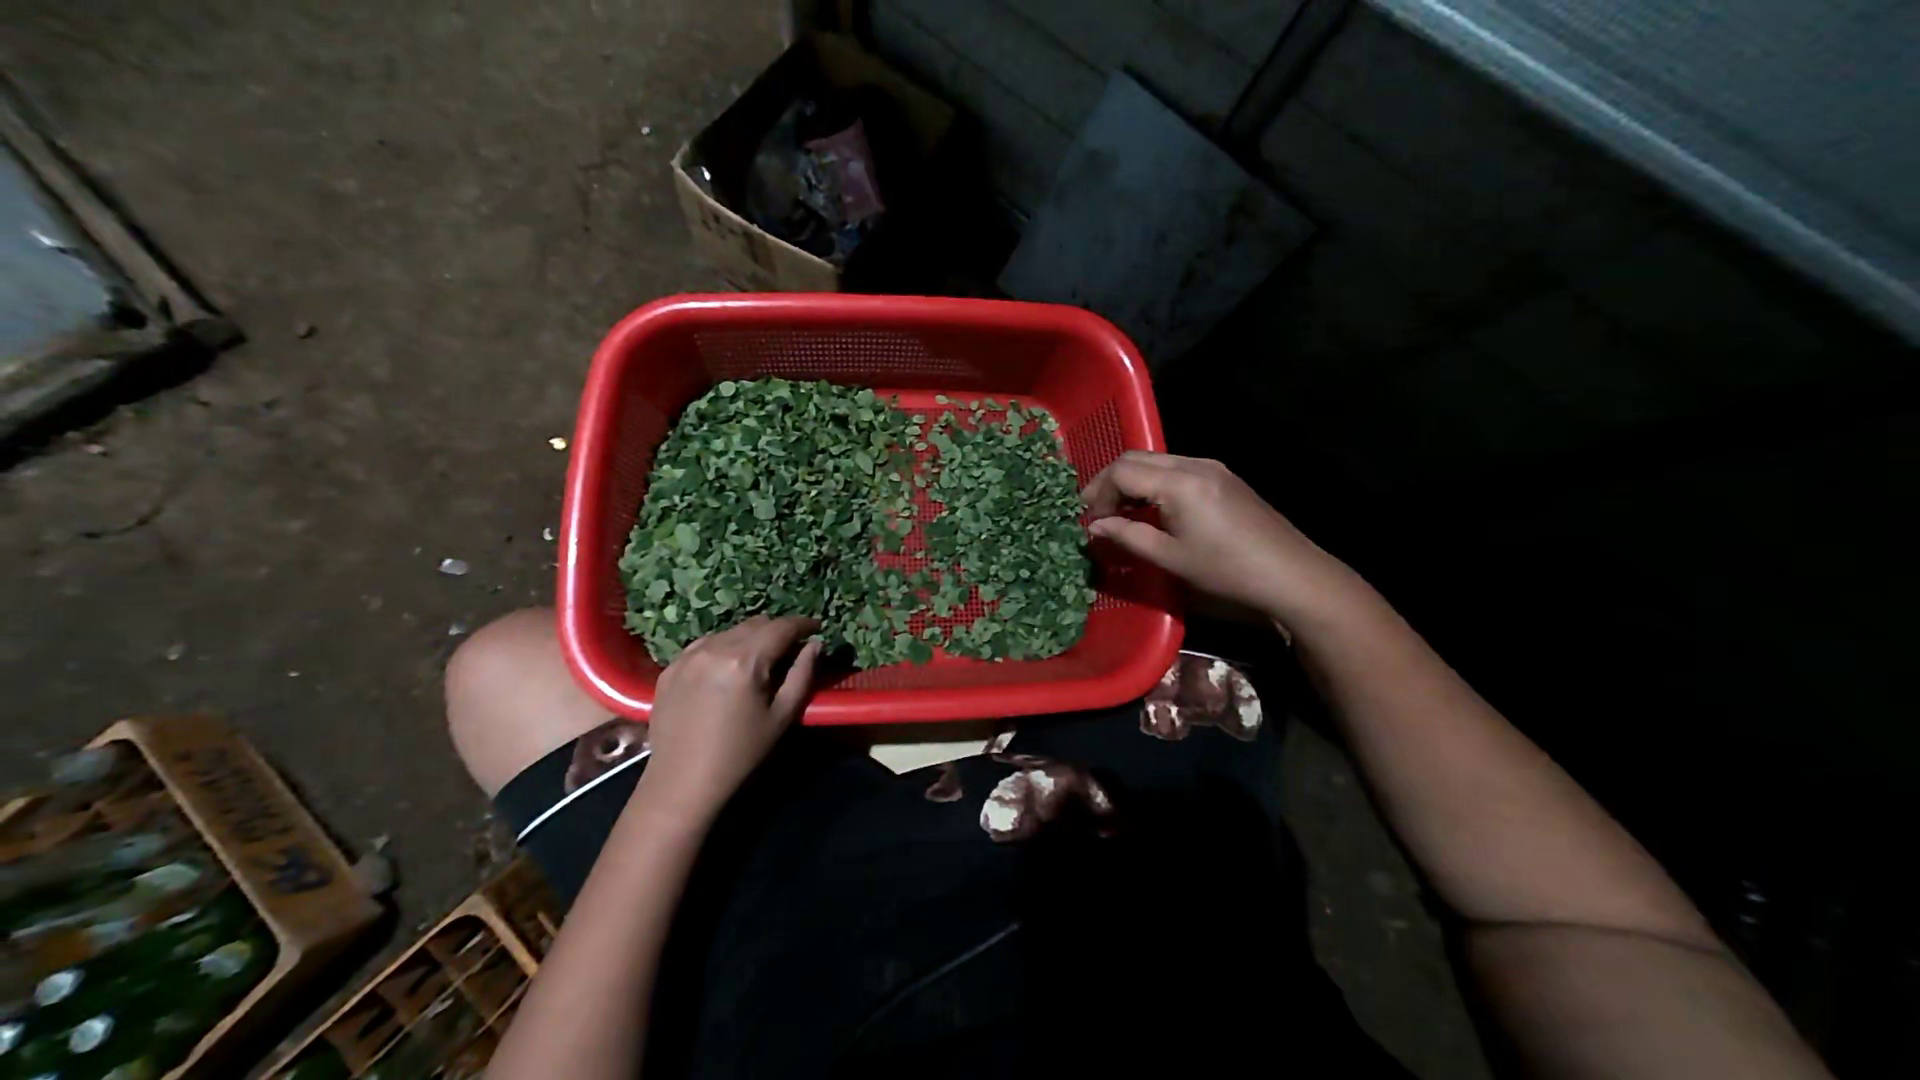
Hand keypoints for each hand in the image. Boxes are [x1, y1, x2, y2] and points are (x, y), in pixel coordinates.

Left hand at [639, 615, 821, 819]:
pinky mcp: (670, 668)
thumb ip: (802, 674)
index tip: (817, 626)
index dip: (803, 623)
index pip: (781, 627)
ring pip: (729, 631)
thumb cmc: (740, 752)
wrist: (682, 781)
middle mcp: (715, 648)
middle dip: (777, 629)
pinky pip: (704, 645)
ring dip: (749, 637)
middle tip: (790, 646)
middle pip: (755, 623)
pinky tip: (726, 669)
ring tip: (758, 658)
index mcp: (745, 660)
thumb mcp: (782, 716)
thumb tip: (815, 644)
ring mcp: (688, 656)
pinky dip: (722, 648)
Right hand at [1083, 452, 1368, 628]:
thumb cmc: (1226, 570)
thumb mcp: (1170, 558)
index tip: (1089, 521)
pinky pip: (1176, 467)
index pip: (1122, 471)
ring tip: (1120, 513)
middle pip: (1136, 457)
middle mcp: (1194, 463)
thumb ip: (1127, 536)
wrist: (1291, 574)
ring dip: (1131, 480)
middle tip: (1097, 513)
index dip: (1098, 493)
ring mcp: (1211, 466)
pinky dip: (1153, 482)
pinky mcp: (1223, 476)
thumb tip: (1094, 527)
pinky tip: (1152, 509)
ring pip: (1156, 460)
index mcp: (1179, 482)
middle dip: (1110, 482)